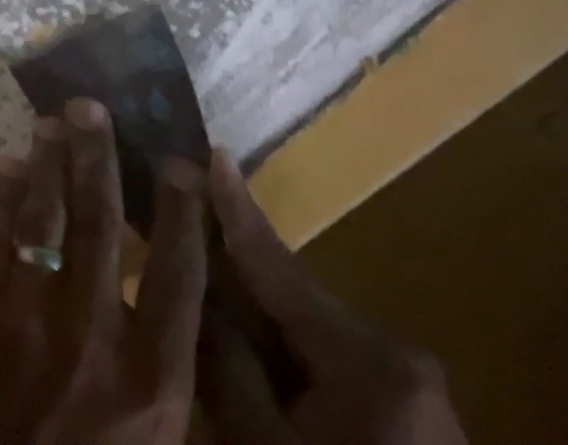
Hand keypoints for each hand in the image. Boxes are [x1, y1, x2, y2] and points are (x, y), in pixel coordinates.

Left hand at [0, 98, 208, 444]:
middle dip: (98, 160)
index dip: (182, 213)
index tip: (181, 161)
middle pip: (102, 227)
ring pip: (44, 223)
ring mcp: (30, 317)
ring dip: (48, 167)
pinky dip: (2, 203)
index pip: (180, 274)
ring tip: (52, 121)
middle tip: (91, 106)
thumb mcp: (160, 439)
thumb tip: (176, 297)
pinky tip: (10, 170)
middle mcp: (95, 331)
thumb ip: (169, 369)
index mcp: (155, 373)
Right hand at [200, 152, 468, 444]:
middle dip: (225, 260)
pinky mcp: (398, 403)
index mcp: (361, 356)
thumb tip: (187, 288)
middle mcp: (387, 352)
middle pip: (286, 292)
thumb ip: (221, 359)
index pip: (276, 265)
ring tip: (185, 271)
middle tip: (167, 216)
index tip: (207, 151)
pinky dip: (269, 341)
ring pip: (298, 324)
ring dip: (243, 304)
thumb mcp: (256, 440)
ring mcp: (400, 379)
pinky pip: (316, 354)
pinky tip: (229, 335)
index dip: (232, 208)